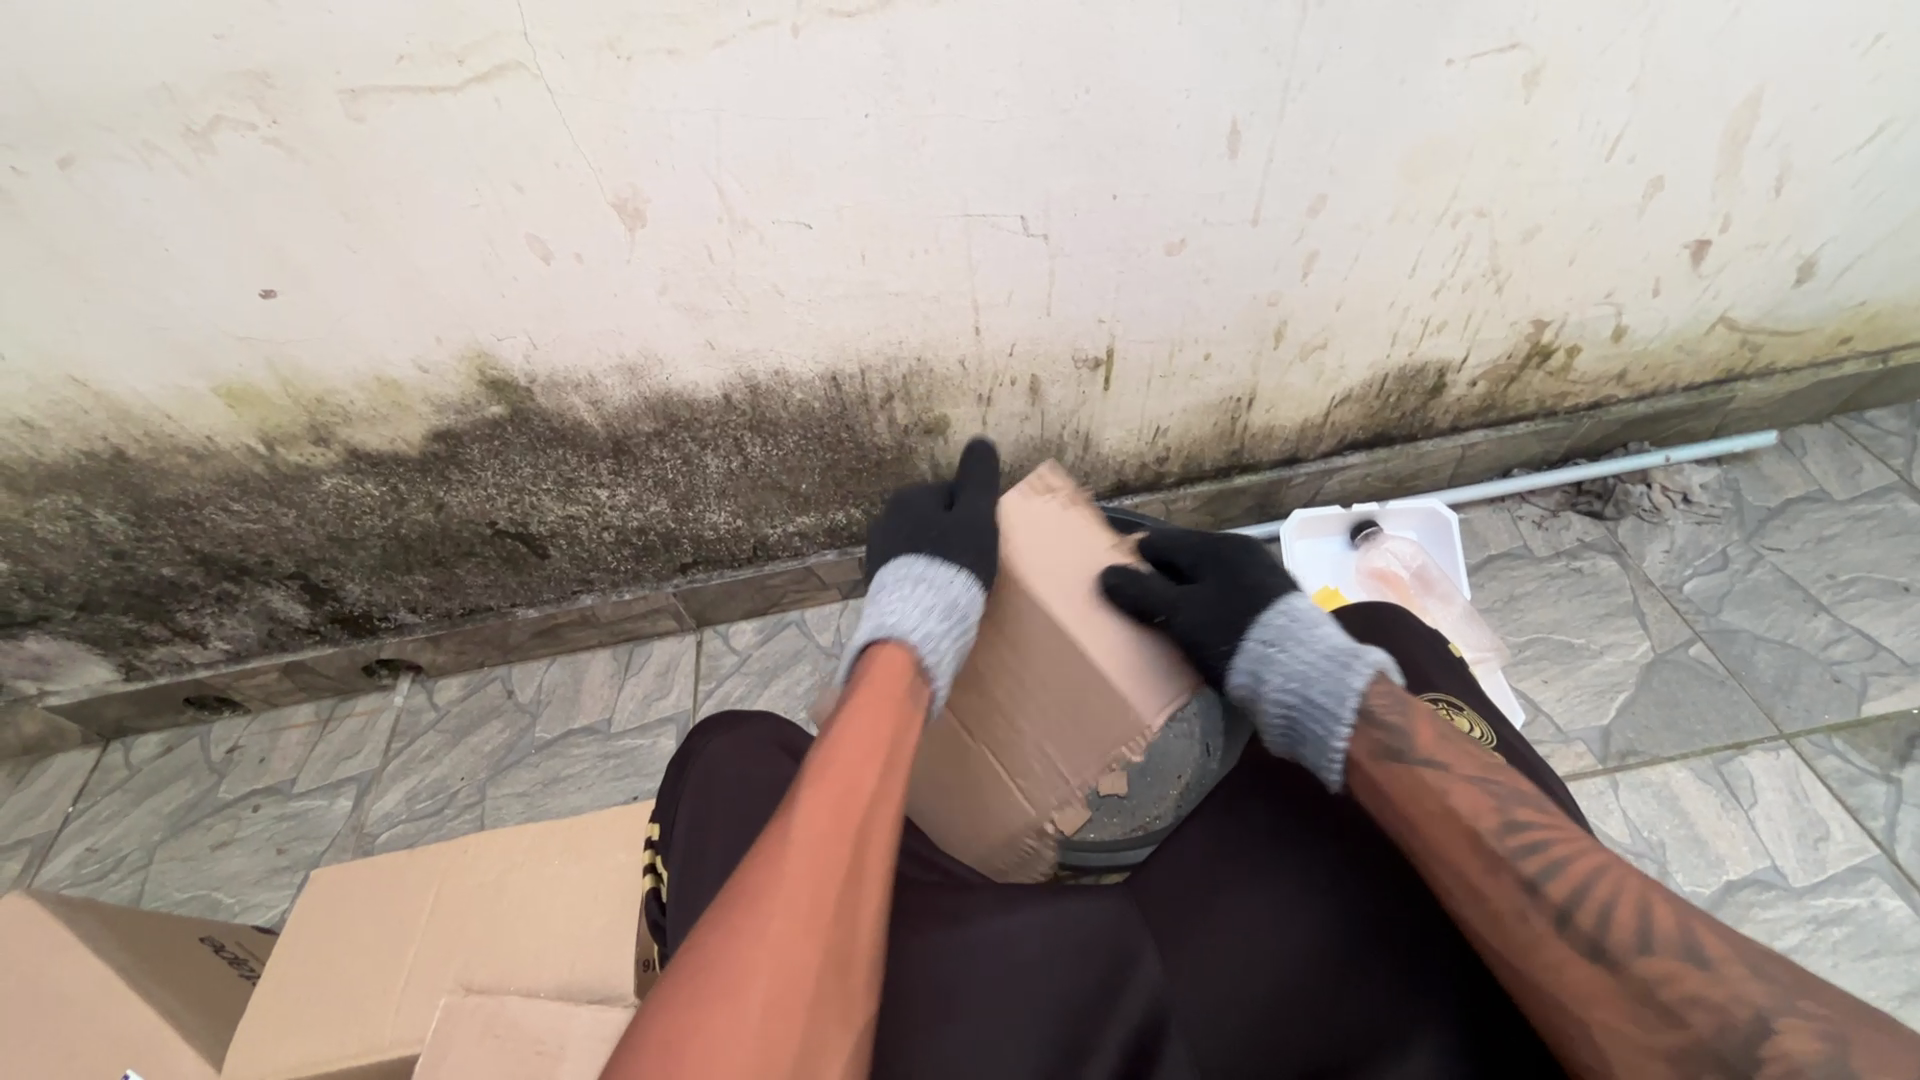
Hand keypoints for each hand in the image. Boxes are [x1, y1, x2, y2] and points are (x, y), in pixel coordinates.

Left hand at [864, 438, 999, 589]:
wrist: (916, 622)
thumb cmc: (953, 565)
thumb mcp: (976, 517)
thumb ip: (979, 478)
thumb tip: (980, 440)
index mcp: (909, 496)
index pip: (952, 495)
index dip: (973, 516)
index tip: (983, 540)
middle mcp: (885, 517)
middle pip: (932, 519)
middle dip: (950, 535)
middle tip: (971, 563)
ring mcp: (876, 552)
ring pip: (918, 545)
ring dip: (935, 557)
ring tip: (954, 583)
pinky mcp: (874, 582)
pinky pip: (907, 571)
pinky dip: (922, 578)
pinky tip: (935, 595)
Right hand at [1098, 527, 1296, 689]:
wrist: (1303, 676)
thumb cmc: (1232, 636)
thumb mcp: (1179, 615)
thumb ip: (1141, 593)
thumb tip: (1107, 574)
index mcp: (1215, 545)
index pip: (1157, 541)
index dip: (1132, 561)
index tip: (1116, 585)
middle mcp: (1241, 551)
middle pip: (1183, 560)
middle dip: (1159, 580)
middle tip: (1139, 608)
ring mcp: (1263, 576)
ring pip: (1207, 579)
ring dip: (1186, 596)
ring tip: (1169, 623)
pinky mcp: (1277, 604)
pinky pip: (1228, 597)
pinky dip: (1210, 609)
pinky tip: (1205, 632)